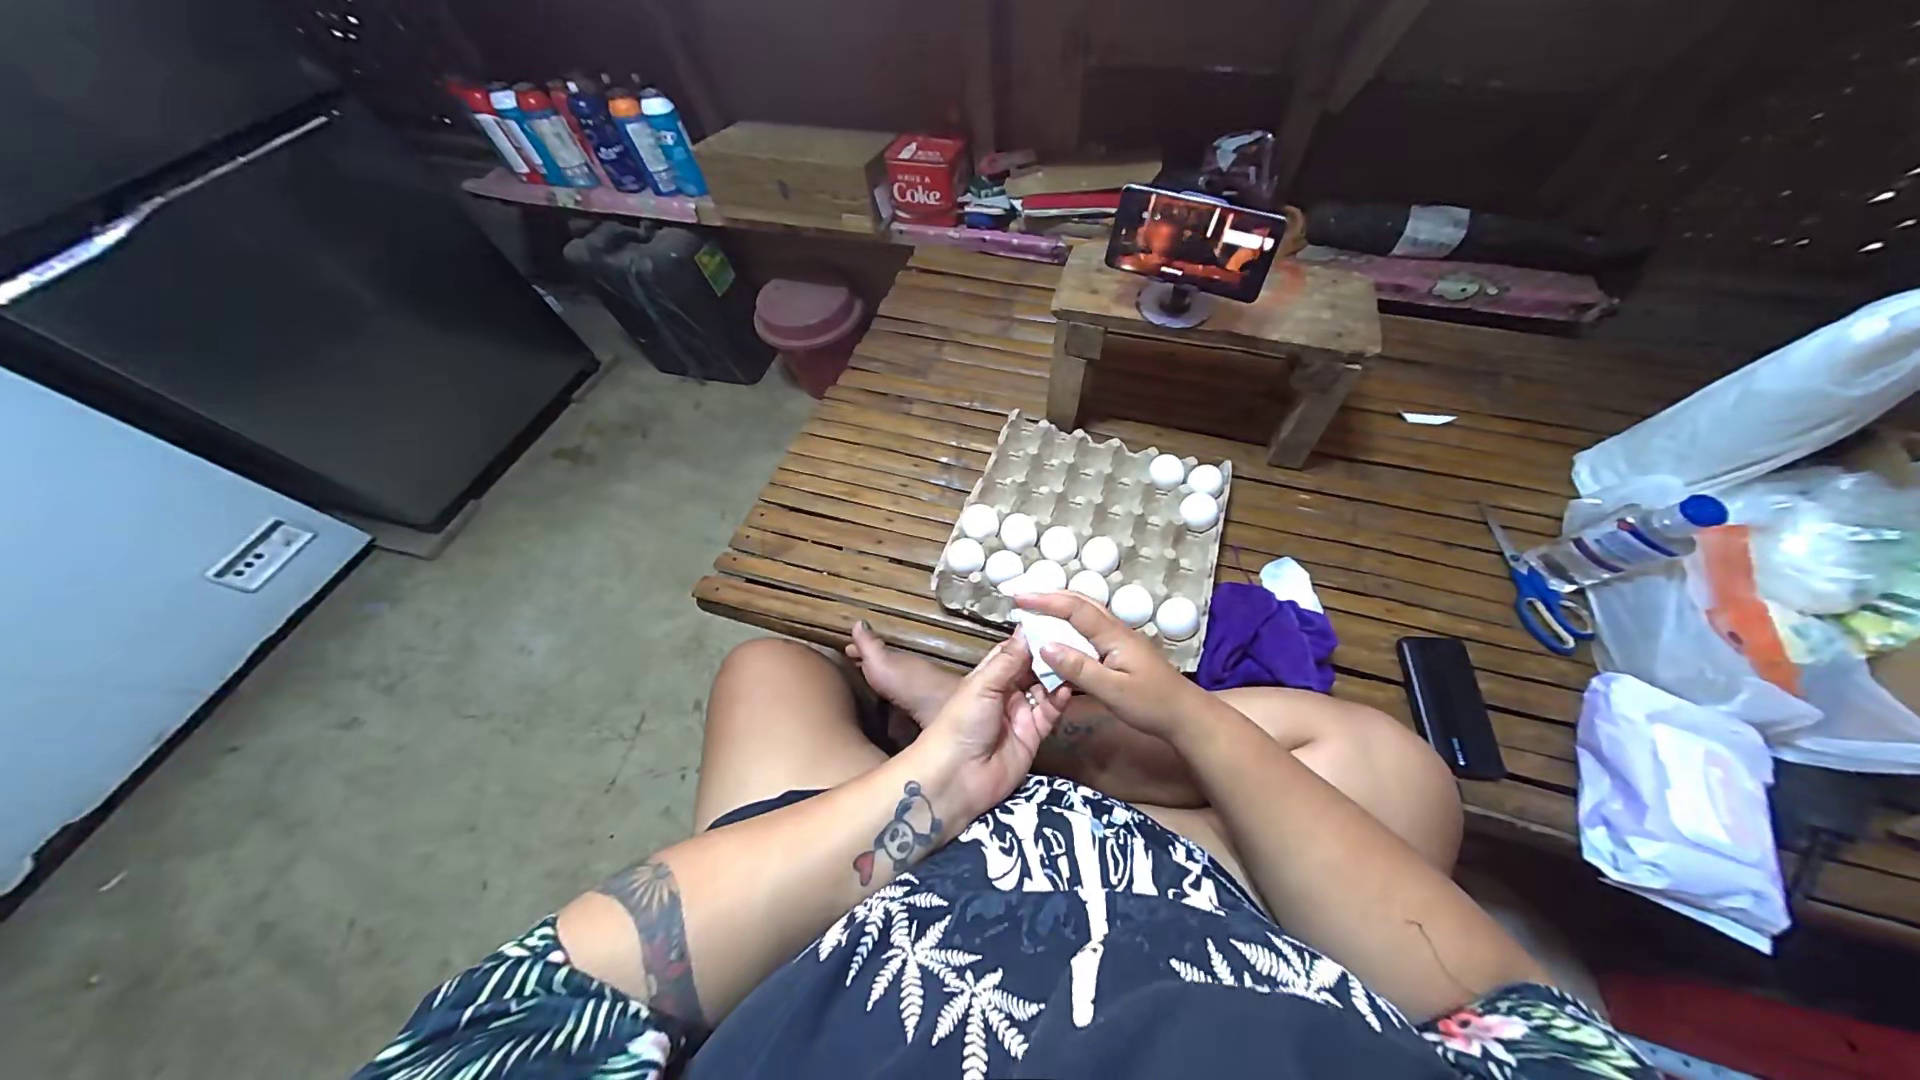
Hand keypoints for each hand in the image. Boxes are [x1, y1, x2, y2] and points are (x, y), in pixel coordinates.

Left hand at [918, 630, 1071, 814]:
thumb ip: (1008, 660)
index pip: (1015, 650)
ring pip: (1045, 688)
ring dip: (1058, 675)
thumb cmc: (960, 723)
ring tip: (1075, 660)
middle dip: (1050, 655)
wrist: (956, 778)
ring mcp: (1021, 713)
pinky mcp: (1033, 735)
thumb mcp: (982, 685)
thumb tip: (1027, 629)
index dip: (1033, 637)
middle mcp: (1006, 691)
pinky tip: (1068, 688)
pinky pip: (1050, 713)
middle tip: (1074, 638)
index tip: (1056, 620)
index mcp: (989, 675)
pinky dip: (1059, 700)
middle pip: (1033, 668)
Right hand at [1013, 591, 1212, 741]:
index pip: (1075, 609)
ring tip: (1034, 610)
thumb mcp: (1112, 691)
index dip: (1046, 601)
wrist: (1187, 716)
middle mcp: (1117, 630)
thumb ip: (1078, 668)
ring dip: (1059, 607)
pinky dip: (1069, 623)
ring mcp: (1120, 639)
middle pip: (1080, 602)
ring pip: (1086, 613)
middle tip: (1022, 597)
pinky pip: (1089, 628)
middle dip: (1049, 595)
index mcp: (1114, 636)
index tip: (1020, 597)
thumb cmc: (1152, 705)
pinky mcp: (1120, 650)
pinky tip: (1059, 634)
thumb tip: (1045, 646)